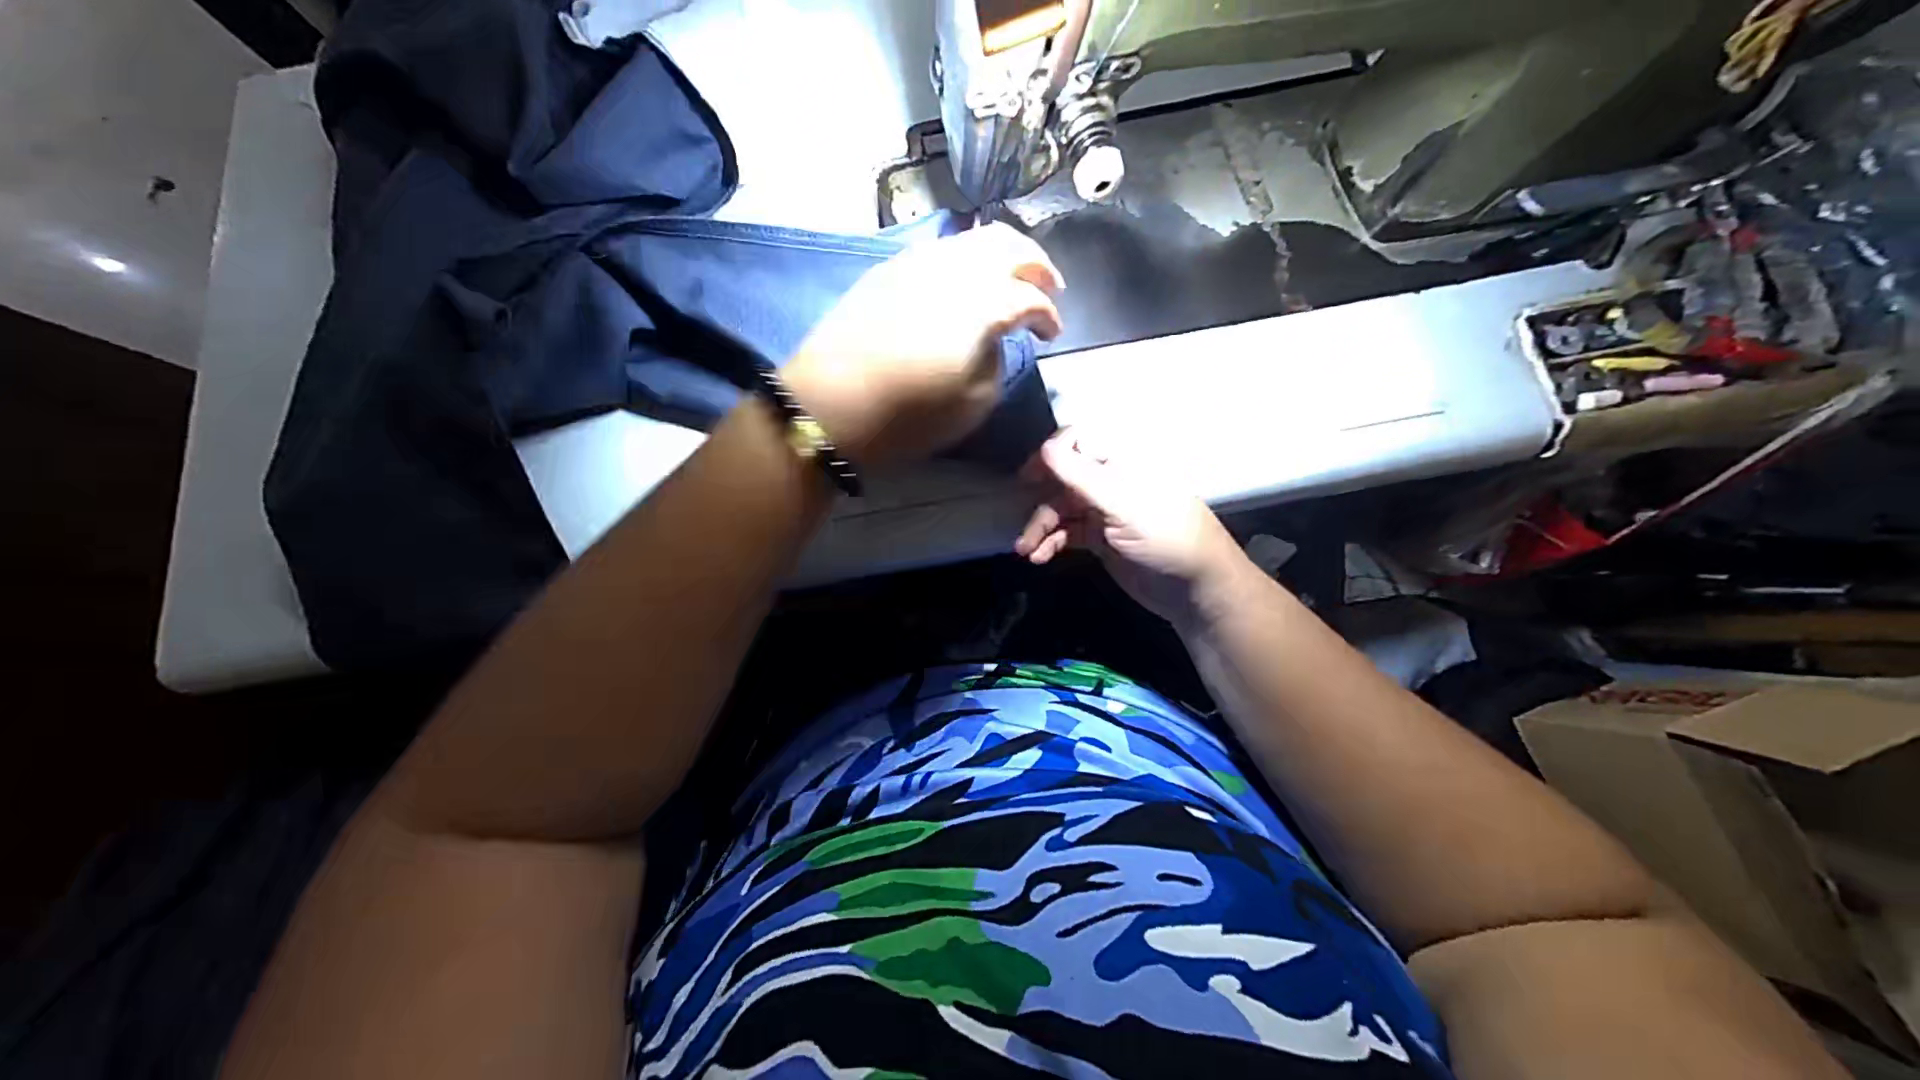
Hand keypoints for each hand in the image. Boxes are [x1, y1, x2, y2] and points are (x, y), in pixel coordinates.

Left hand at [781, 223, 1064, 466]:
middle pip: (1008, 245)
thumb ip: (997, 360)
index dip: (1048, 316)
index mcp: (983, 301)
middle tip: (1047, 287)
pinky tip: (965, 282)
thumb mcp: (974, 402)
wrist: (829, 404)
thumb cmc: (909, 414)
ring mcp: (916, 261)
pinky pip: (938, 250)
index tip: (1051, 334)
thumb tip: (995, 338)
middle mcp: (954, 267)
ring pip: (972, 239)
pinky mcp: (887, 270)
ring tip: (1008, 281)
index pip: (1031, 298)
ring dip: (1000, 256)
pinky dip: (964, 260)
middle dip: (1035, 265)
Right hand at [1016, 429, 1251, 629]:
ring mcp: (1104, 509)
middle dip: (1039, 497)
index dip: (1050, 455)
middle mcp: (1111, 478)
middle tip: (1018, 516)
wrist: (1193, 587)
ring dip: (1040, 527)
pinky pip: (1066, 532)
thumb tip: (1045, 446)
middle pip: (1062, 477)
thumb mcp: (1121, 503)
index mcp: (1123, 460)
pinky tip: (1039, 557)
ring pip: (1060, 508)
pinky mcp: (1099, 537)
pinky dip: (1050, 543)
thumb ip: (1080, 475)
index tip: (1029, 477)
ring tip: (1026, 550)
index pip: (1078, 442)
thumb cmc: (1165, 535)